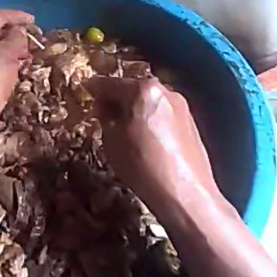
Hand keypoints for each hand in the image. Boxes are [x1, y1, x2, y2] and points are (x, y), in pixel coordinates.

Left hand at [0, 9, 34, 133]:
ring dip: (6, 49)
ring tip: (25, 57)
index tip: (35, 22)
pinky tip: (9, 69)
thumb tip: (19, 31)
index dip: (20, 17)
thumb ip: (18, 36)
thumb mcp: (10, 54)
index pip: (0, 14)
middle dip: (13, 35)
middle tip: (33, 42)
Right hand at [92, 76, 217, 220]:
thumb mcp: (112, 141)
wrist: (186, 193)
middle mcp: (165, 90)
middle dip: (117, 98)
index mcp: (143, 90)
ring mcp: (181, 105)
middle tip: (102, 112)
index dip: (95, 87)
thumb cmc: (143, 165)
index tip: (86, 89)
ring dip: (135, 108)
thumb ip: (106, 117)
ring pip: (149, 100)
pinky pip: (162, 113)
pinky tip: (144, 136)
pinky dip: (150, 118)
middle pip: (133, 88)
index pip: (111, 83)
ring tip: (123, 127)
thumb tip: (107, 108)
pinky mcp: (190, 122)